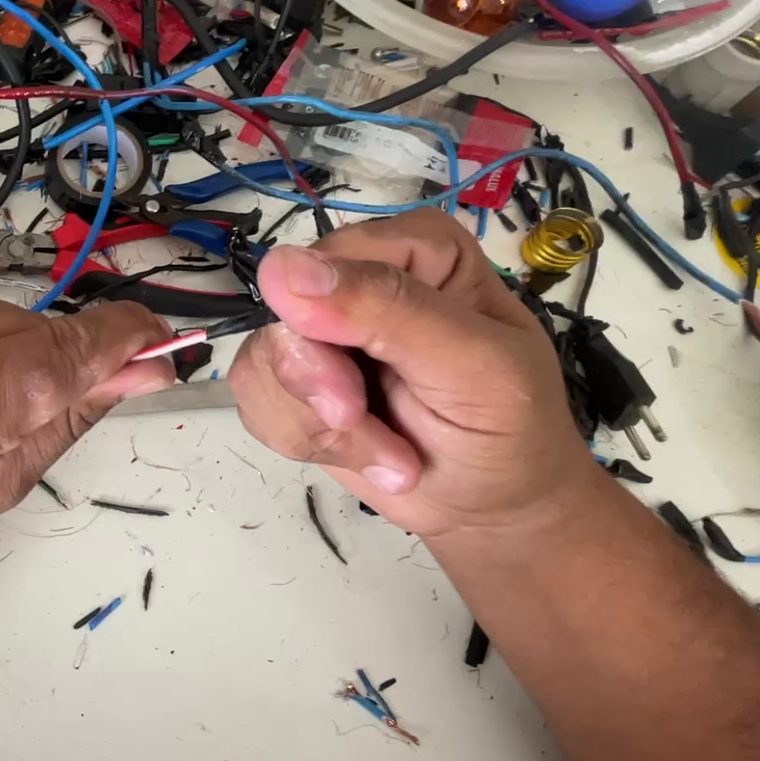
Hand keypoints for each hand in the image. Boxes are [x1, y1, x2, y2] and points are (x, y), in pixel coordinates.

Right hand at [228, 209, 602, 539]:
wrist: (488, 506)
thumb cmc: (507, 432)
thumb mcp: (471, 365)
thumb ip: (385, 309)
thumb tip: (282, 268)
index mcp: (415, 253)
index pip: (328, 260)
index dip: (322, 322)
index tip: (349, 391)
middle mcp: (356, 283)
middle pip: (281, 318)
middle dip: (316, 388)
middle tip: (359, 424)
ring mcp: (316, 335)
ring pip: (258, 365)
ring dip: (313, 425)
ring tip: (381, 450)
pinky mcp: (288, 382)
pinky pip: (252, 401)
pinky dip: (300, 440)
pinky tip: (355, 452)